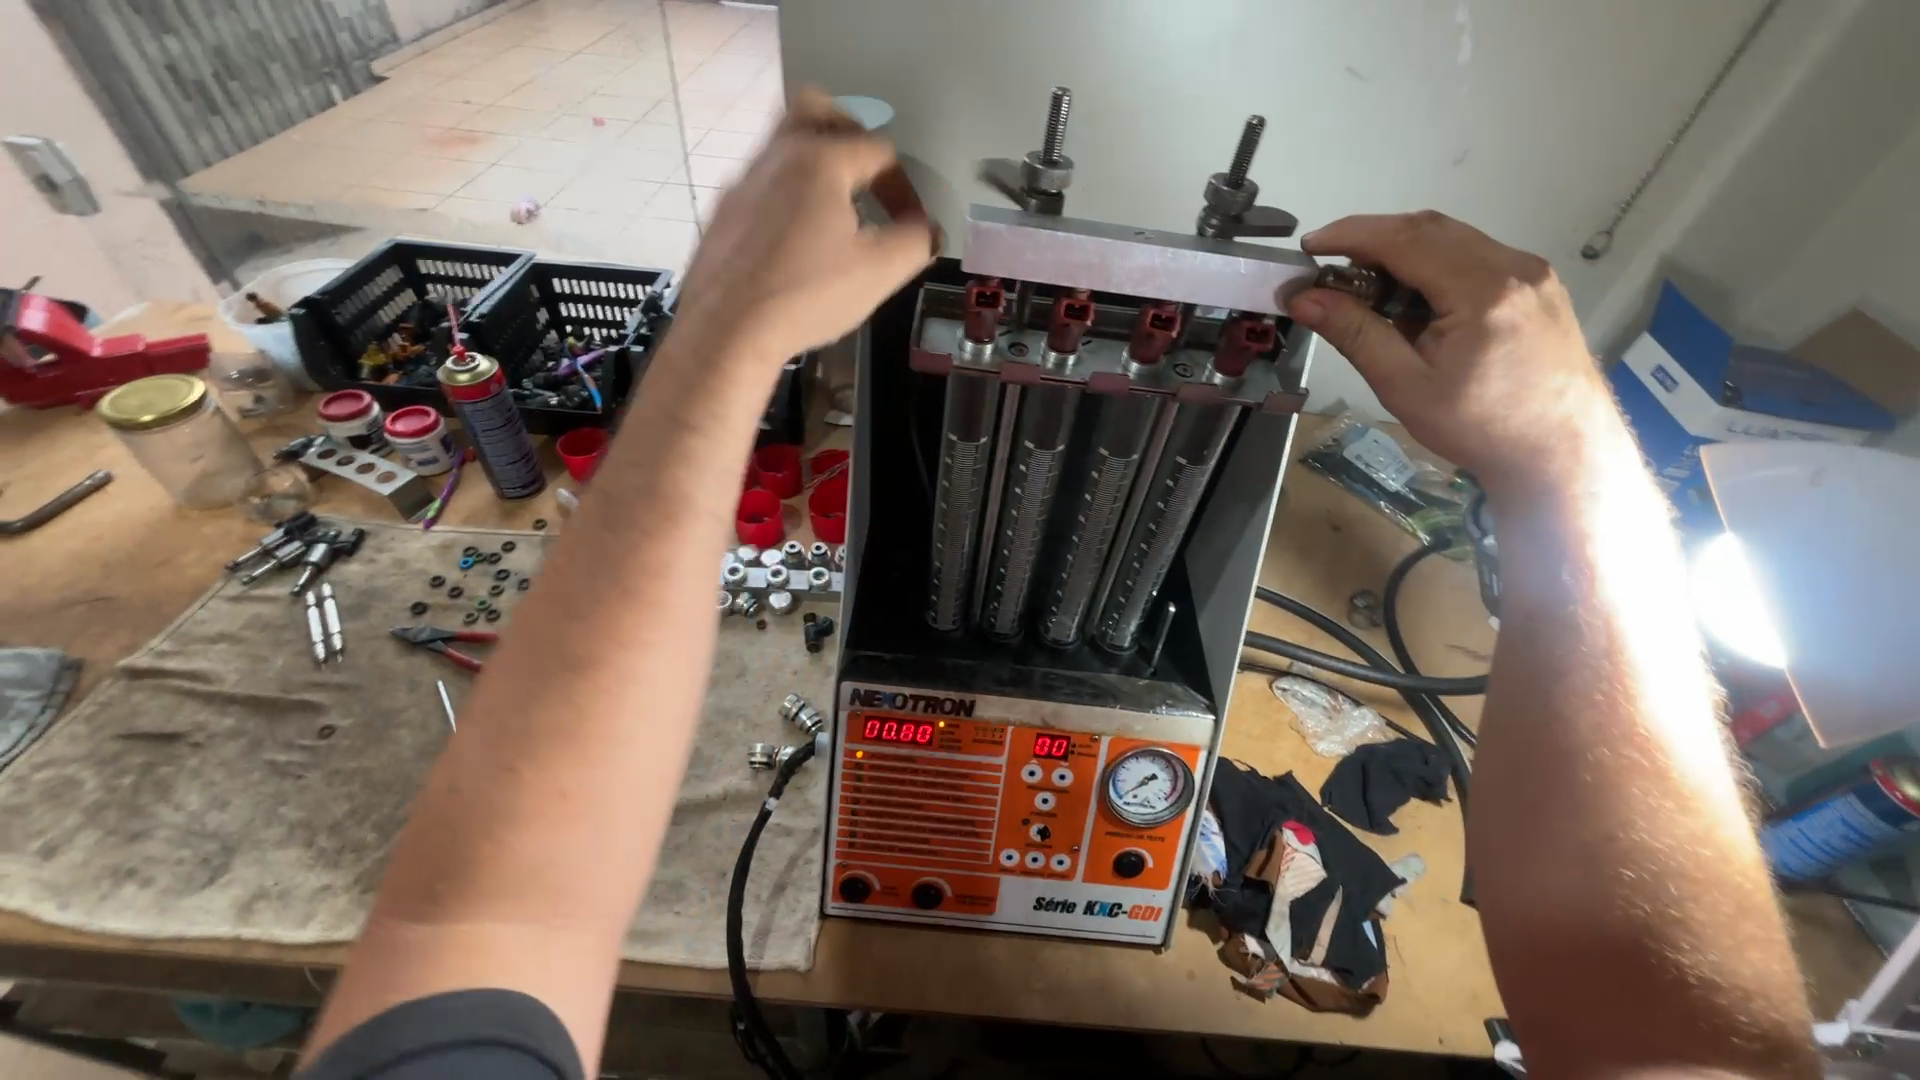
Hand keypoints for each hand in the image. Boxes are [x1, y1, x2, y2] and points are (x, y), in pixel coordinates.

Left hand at [673, 88, 938, 367]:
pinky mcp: (722, 214)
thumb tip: (929, 230)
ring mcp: (742, 182)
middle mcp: (777, 156)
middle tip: (866, 173)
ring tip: (835, 214)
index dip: (905, 186)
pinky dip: (787, 199)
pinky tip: (796, 244)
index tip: (910, 226)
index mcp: (821, 160)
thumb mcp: (879, 273)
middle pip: (816, 110)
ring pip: (783, 148)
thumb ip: (915, 242)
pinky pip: (762, 186)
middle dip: (850, 133)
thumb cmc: (809, 295)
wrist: (728, 330)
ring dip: (816, 168)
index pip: (879, 149)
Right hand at [1283, 212, 1625, 497]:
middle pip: (1431, 229)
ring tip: (1364, 291)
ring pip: (1454, 241)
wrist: (1561, 453)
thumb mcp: (1405, 385)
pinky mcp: (1536, 287)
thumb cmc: (1478, 427)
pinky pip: (1474, 259)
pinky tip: (1410, 302)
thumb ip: (1355, 334)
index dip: (1351, 235)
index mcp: (1483, 289)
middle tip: (1328, 270)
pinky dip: (1431, 267)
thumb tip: (1304, 300)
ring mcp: (1531, 273)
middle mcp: (1514, 266)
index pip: (1406, 239)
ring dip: (1402, 254)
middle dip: (1373, 240)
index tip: (1309, 247)